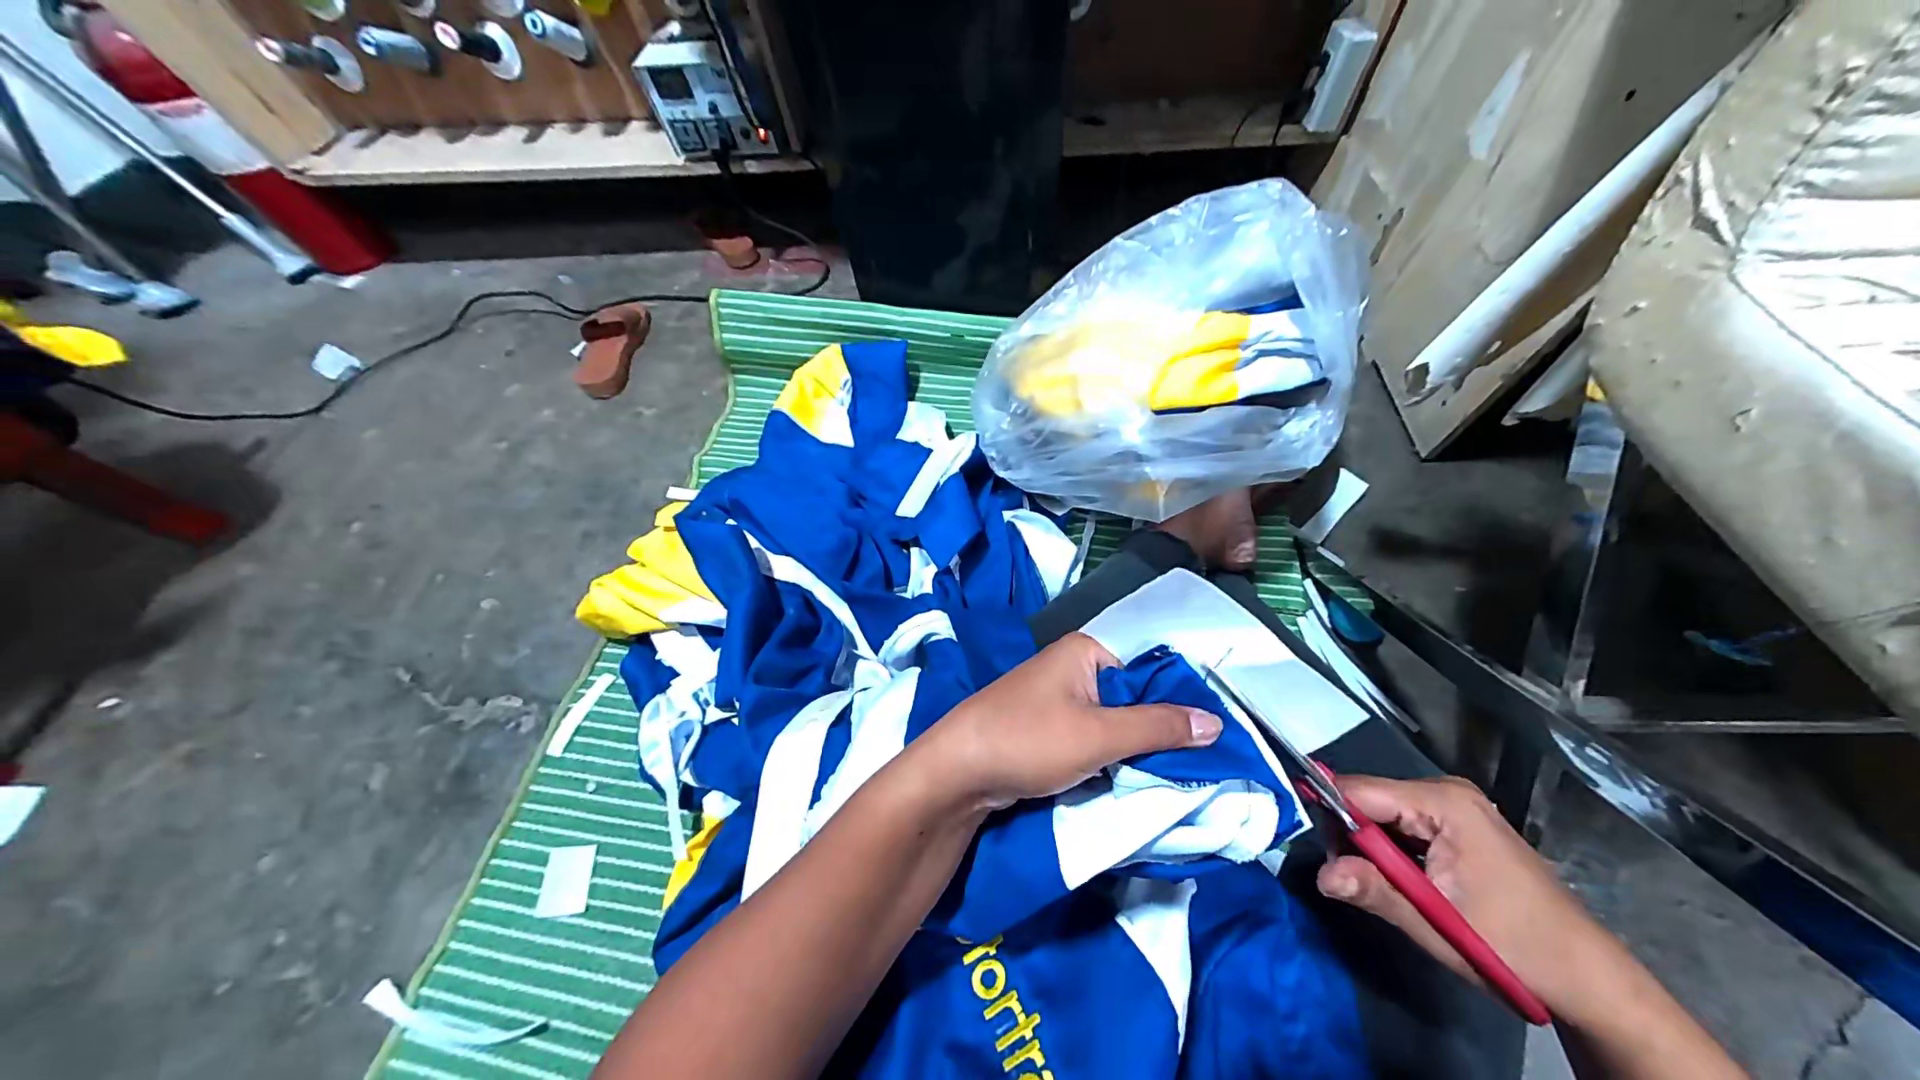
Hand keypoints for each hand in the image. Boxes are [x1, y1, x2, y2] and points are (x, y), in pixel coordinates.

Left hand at [916, 633, 1222, 812]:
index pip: (1152, 662)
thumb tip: (1214, 721)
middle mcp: (1075, 666)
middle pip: (1136, 692)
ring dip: (1143, 744)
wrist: (958, 772)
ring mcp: (1062, 698)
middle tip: (1212, 753)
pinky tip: (1143, 774)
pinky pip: (1098, 736)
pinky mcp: (1052, 727)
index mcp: (1087, 651)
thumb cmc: (1028, 740)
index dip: (1186, 691)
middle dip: (1167, 723)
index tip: (1222, 722)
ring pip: (1118, 718)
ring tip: (1187, 767)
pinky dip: (1118, 754)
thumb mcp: (1100, 735)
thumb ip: (1157, 727)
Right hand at [1315, 775, 1624, 1021]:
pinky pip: (1403, 825)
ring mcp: (1454, 807)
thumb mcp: (1437, 922)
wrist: (1588, 979)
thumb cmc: (1515, 946)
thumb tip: (1321, 874)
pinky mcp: (1458, 825)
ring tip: (1380, 886)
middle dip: (1351, 837)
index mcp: (1443, 801)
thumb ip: (1375, 890)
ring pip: (1382, 814)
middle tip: (1352, 880)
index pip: (1357, 790)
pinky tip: (1401, 881)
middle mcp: (1446, 792)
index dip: (1329, 816)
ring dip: (1371, 848)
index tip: (1317, 853)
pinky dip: (1391, 851)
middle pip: (1368, 799)